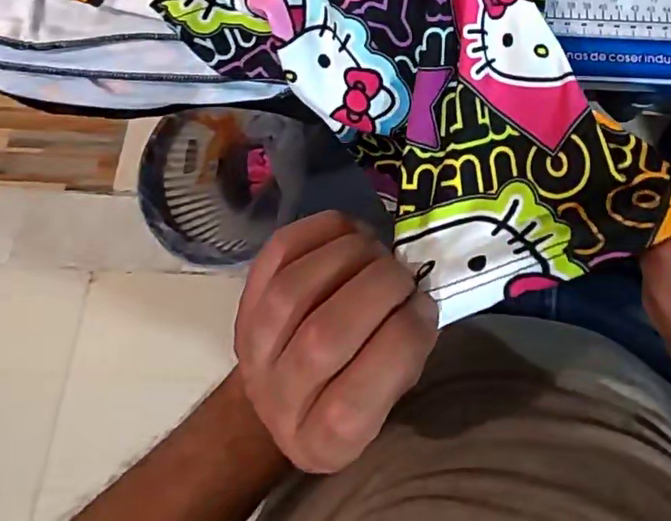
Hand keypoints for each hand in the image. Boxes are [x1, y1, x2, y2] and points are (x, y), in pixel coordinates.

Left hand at [234, 211, 438, 472]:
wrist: (287, 385)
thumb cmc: (354, 384)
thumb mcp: (390, 391)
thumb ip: (406, 353)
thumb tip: (418, 297)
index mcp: (325, 440)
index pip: (357, 398)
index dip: (404, 336)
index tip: (424, 305)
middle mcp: (280, 400)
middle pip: (323, 337)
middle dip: (380, 287)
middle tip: (403, 272)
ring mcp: (255, 349)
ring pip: (295, 289)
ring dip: (349, 255)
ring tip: (376, 250)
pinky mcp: (247, 297)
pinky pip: (279, 253)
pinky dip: (320, 231)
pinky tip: (349, 232)